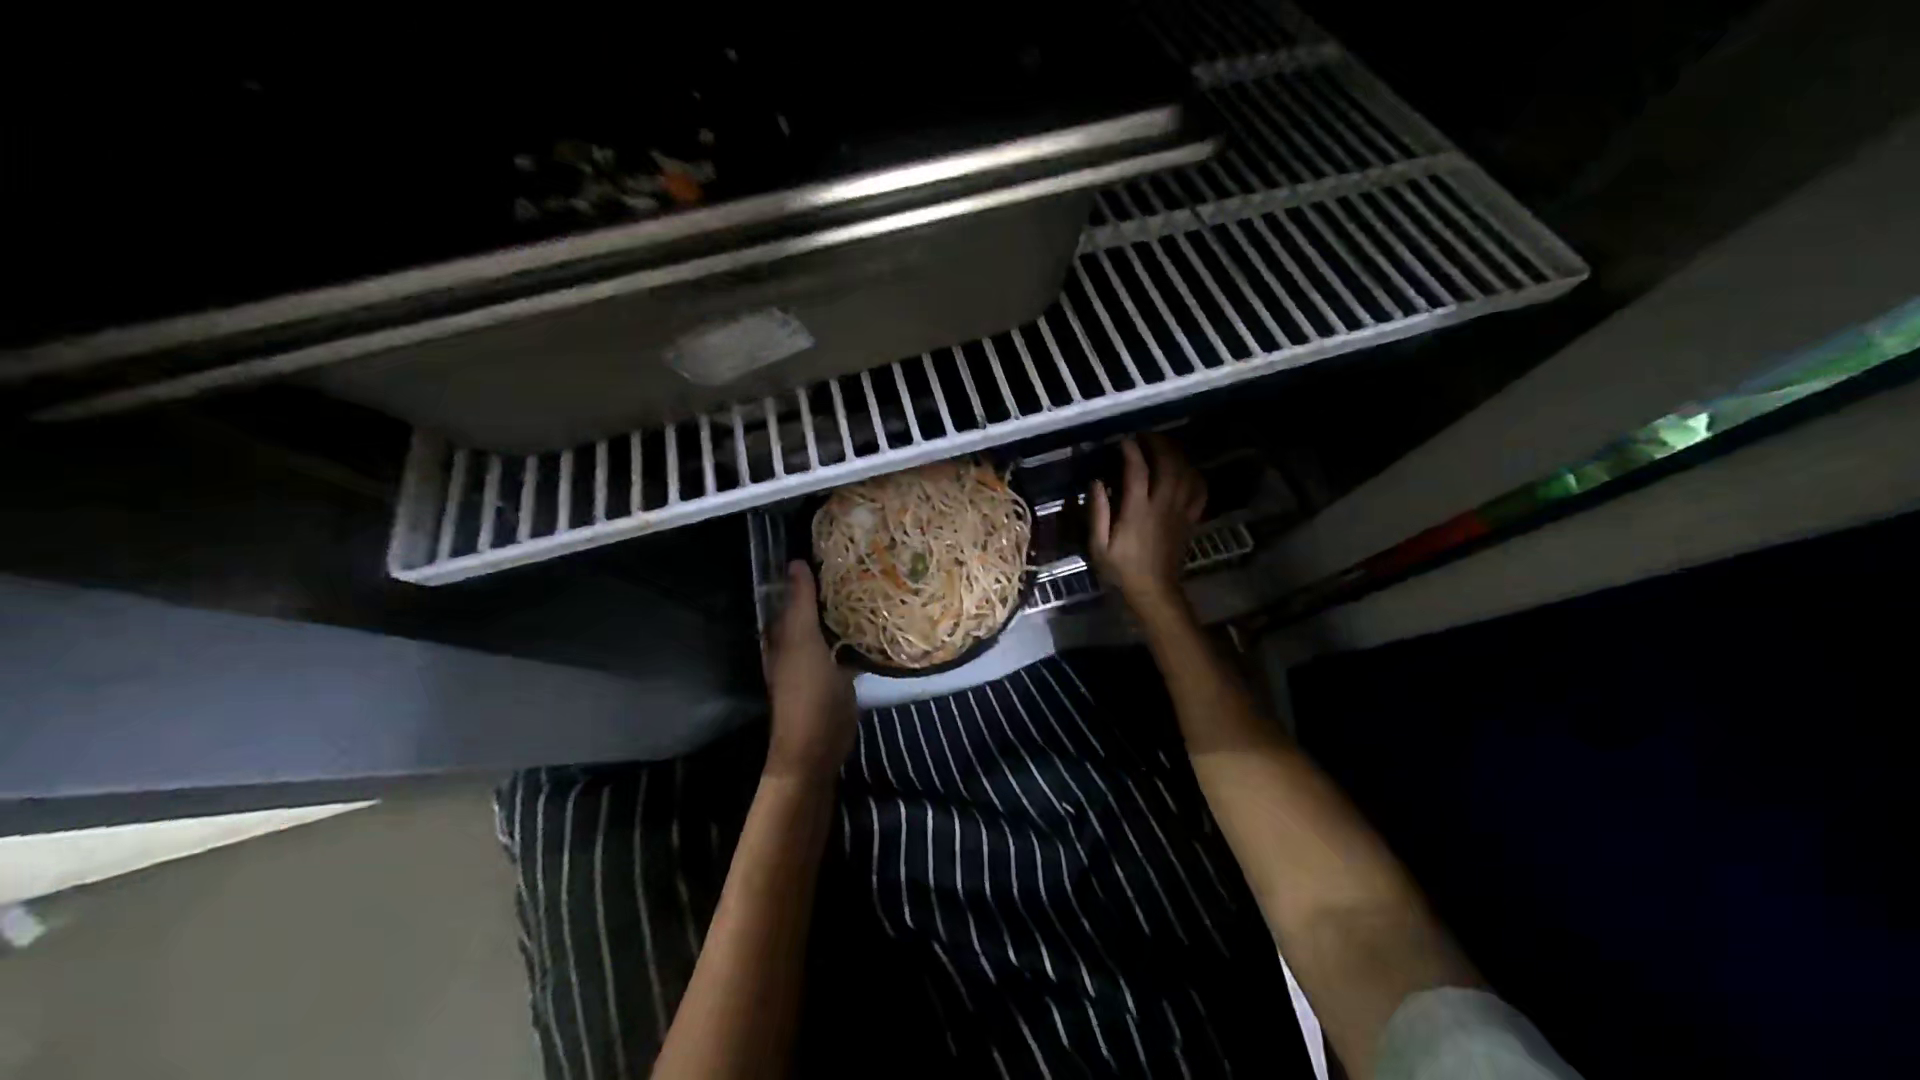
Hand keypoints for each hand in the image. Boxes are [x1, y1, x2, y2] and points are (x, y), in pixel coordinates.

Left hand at [762, 561, 856, 781]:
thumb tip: (796, 562)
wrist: (818, 746)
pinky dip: (859, 634)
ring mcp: (819, 661)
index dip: (807, 572)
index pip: (792, 593)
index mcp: (783, 633)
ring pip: (832, 626)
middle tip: (861, 561)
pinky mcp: (839, 676)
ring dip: (847, 609)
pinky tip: (879, 621)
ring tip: (875, 582)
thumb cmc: (805, 692)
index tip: (833, 548)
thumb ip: (800, 604)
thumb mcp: (801, 642)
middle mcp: (797, 643)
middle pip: (814, 608)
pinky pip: (848, 647)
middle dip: (832, 587)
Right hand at [1088, 434, 1206, 616]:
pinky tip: (1184, 469)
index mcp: (1138, 511)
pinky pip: (1199, 489)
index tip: (1123, 440)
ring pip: (1186, 473)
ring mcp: (1180, 511)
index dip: (1132, 451)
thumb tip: (1097, 482)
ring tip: (1163, 446)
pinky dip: (1194, 474)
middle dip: (1158, 444)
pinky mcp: (1191, 518)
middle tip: (1145, 436)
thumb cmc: (1122, 569)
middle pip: (1168, 464)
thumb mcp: (1099, 546)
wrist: (1155, 591)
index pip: (1137, 471)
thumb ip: (1098, 512)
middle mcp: (1163, 506)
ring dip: (1176, 454)